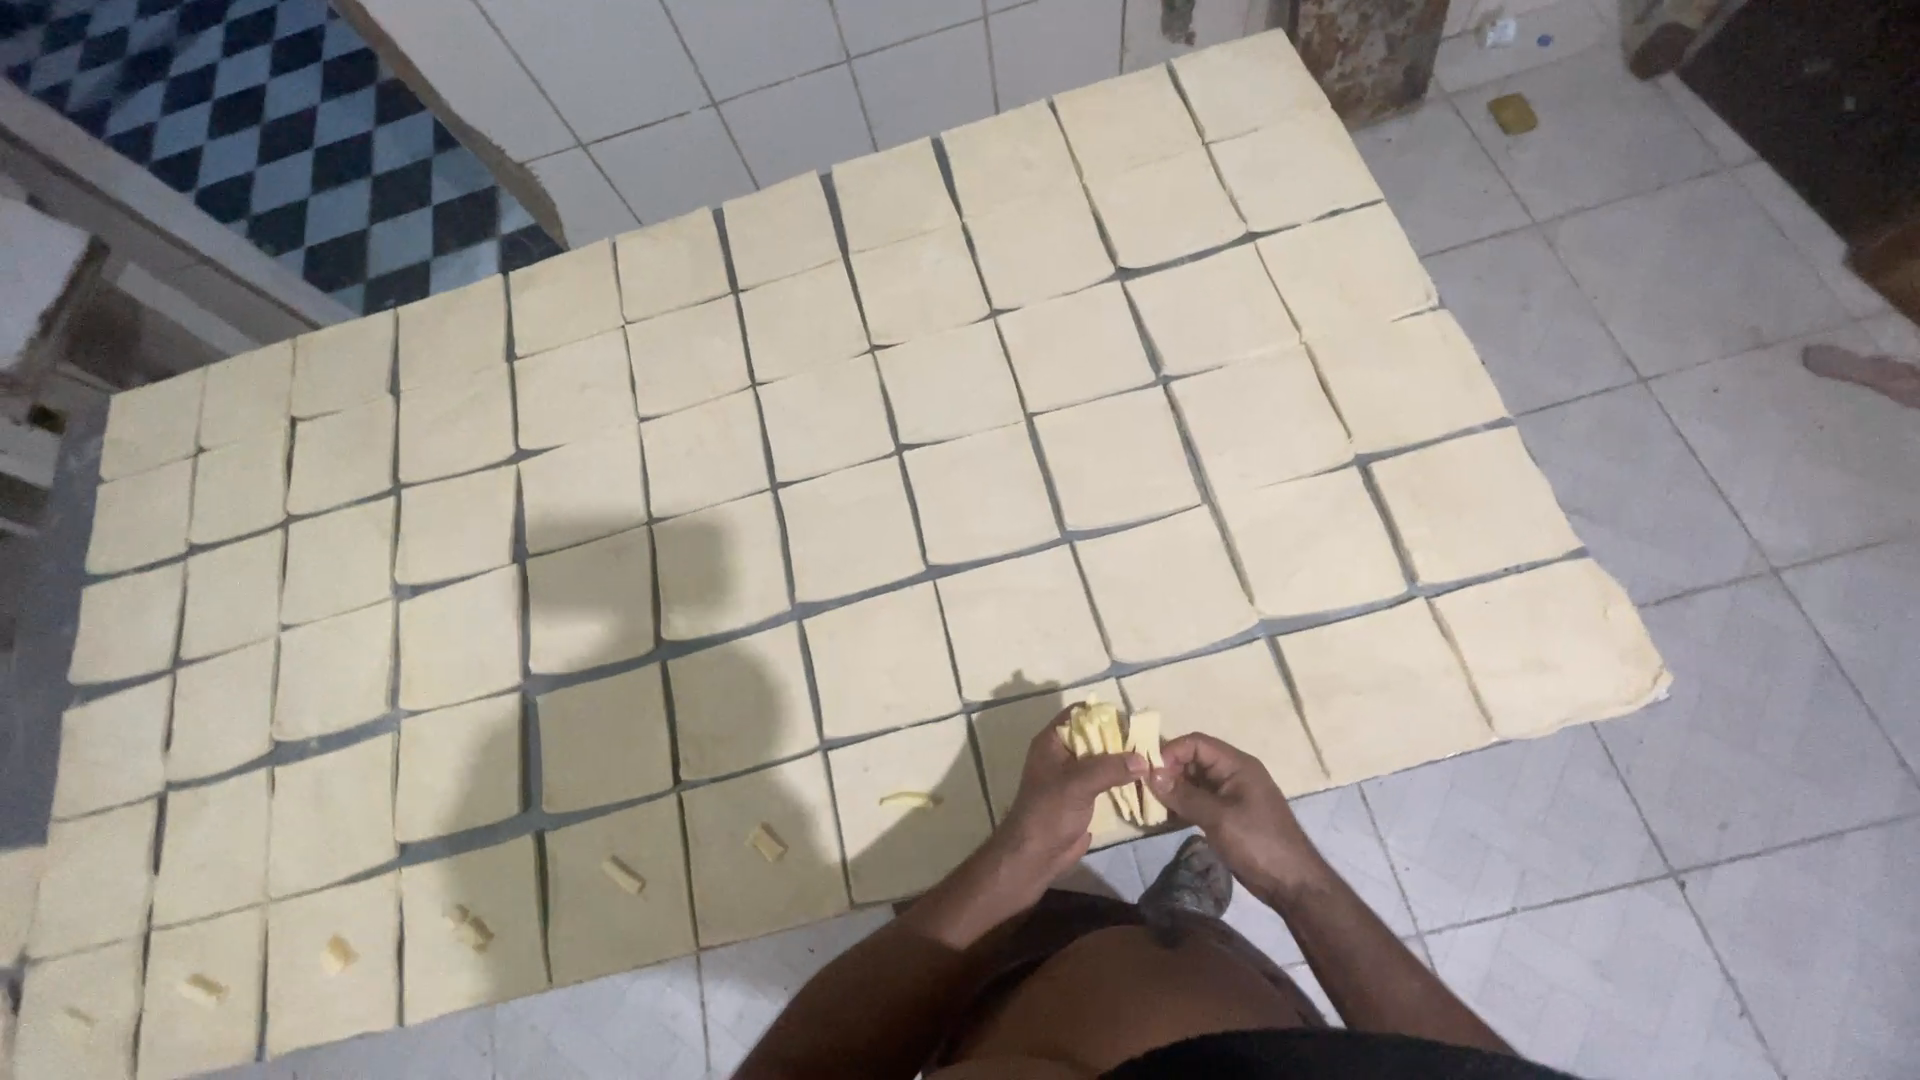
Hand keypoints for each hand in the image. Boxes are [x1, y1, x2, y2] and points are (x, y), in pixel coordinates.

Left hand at [990, 707, 1145, 889]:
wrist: (1036, 855)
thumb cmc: (1048, 812)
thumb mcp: (1078, 784)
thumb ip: (1109, 768)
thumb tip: (1143, 759)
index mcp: (1052, 742)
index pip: (1078, 714)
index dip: (1103, 714)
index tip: (1131, 721)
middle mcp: (1062, 754)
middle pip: (1095, 736)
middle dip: (1120, 738)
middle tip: (1150, 743)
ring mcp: (1073, 776)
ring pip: (1103, 759)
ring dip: (1124, 760)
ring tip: (1153, 760)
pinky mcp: (1084, 796)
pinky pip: (1106, 780)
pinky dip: (1123, 779)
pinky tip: (1144, 781)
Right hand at [1147, 733, 1327, 896]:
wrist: (1292, 884)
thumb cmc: (1258, 843)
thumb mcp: (1219, 818)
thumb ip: (1184, 795)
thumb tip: (1151, 775)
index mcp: (1237, 765)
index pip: (1196, 743)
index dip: (1170, 752)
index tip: (1148, 772)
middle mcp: (1232, 774)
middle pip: (1193, 760)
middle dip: (1168, 771)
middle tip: (1145, 789)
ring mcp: (1230, 796)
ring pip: (1193, 782)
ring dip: (1172, 790)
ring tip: (1151, 805)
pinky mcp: (1227, 815)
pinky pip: (1198, 801)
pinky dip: (1181, 806)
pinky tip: (1165, 818)